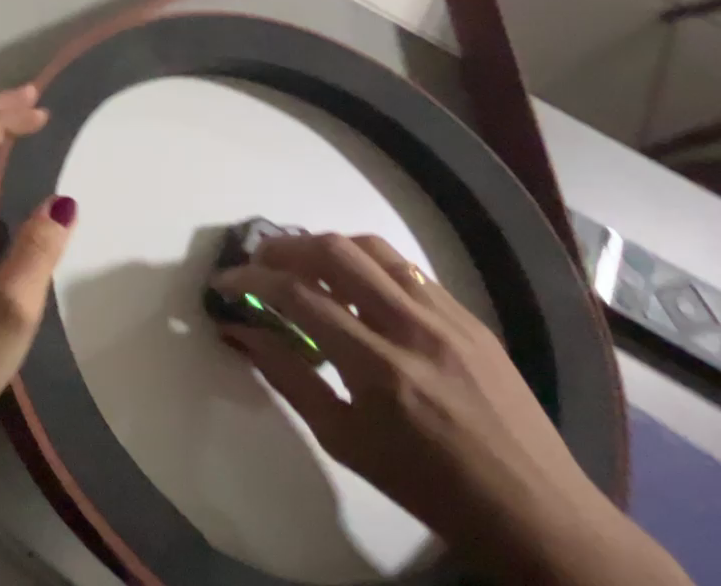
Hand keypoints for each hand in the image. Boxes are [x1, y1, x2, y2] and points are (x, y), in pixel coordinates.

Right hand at [216, 233, 688, 585]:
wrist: (536, 511)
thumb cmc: (425, 484)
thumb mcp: (340, 437)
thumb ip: (285, 374)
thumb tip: (237, 330)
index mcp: (378, 366)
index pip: (297, 295)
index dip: (249, 280)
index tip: (223, 284)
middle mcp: (414, 329)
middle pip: (335, 253)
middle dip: (283, 248)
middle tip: (257, 263)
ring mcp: (450, 320)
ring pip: (374, 249)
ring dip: (325, 247)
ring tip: (300, 265)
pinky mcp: (472, 320)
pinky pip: (407, 271)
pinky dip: (367, 265)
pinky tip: (353, 288)